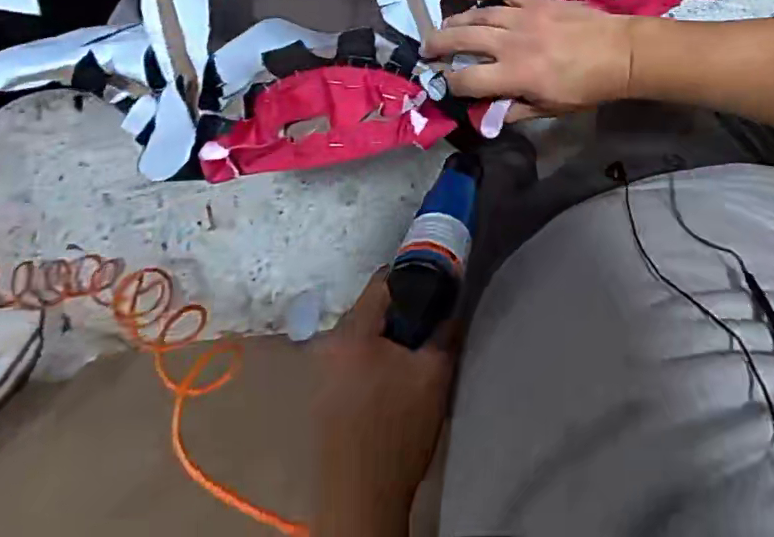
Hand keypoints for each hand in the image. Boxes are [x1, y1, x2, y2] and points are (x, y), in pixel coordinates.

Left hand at [312, 272, 458, 536]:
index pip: (381, 281)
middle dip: (399, 311)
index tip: (434, 285)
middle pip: (369, 308)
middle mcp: (328, 342)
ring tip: (412, 353)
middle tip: (427, 324)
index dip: (411, 277)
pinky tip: (390, 379)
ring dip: (385, 336)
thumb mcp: (434, 374)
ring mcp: (320, 369)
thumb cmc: (399, 429)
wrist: (362, 496)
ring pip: (360, 334)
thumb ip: (444, 330)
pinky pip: (349, 357)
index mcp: (352, 331)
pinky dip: (370, 357)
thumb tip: (453, 303)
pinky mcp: (321, 393)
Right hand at [422, 0, 638, 120]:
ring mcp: (522, 17)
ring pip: (477, 15)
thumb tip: (485, 114)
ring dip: (455, 21)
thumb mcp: (550, 109)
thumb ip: (514, 110)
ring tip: (443, 28)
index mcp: (514, 75)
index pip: (466, 79)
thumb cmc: (587, 87)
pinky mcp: (535, 0)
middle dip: (437, 45)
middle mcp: (511, 43)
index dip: (448, 83)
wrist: (620, 53)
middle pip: (462, 40)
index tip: (442, 83)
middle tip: (426, 51)